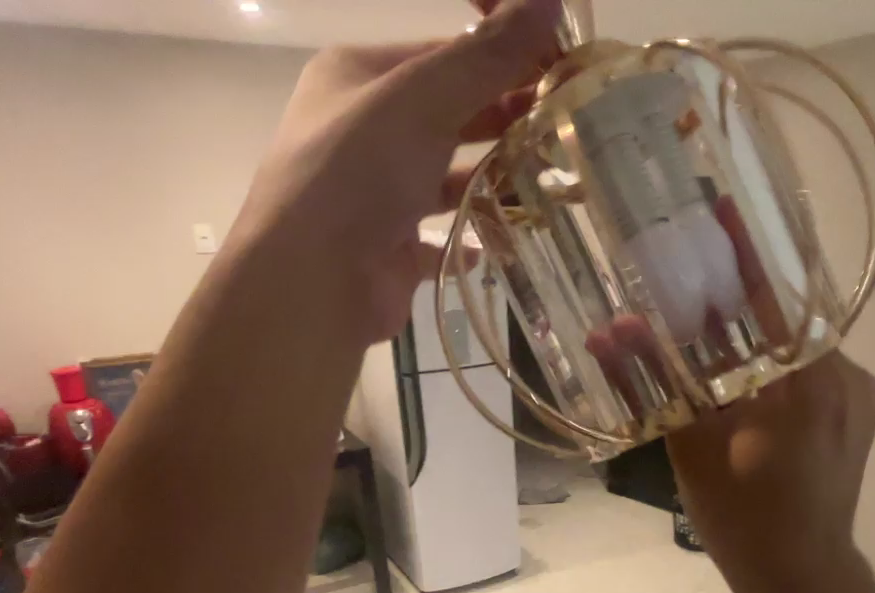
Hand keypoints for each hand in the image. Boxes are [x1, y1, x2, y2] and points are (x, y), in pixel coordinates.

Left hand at [227, 0, 558, 344]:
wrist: (313, 282)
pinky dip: (466, 240)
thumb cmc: (359, 173)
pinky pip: (438, 241)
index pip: (443, 54)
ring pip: (445, 180)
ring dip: (490, 182)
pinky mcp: (388, 250)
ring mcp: (375, 194)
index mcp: (359, 76)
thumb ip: (487, 55)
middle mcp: (363, 130)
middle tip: (561, 129)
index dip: (501, 59)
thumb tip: (549, 1)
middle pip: (448, 116)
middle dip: (502, 122)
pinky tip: (495, 244)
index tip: (558, 72)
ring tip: (544, 187)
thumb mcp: (423, 98)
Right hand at [579, 193, 874, 592]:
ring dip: (761, 334)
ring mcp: (862, 395)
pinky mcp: (861, 414)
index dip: (746, 252)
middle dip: (744, 298)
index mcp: (812, 382)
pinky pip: (815, 370)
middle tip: (696, 285)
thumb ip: (655, 384)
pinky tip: (745, 379)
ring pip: (803, 343)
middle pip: (792, 314)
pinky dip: (779, 364)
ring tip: (714, 334)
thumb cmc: (745, 523)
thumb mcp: (693, 451)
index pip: (781, 292)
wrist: (803, 577)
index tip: (719, 211)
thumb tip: (610, 332)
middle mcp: (850, 376)